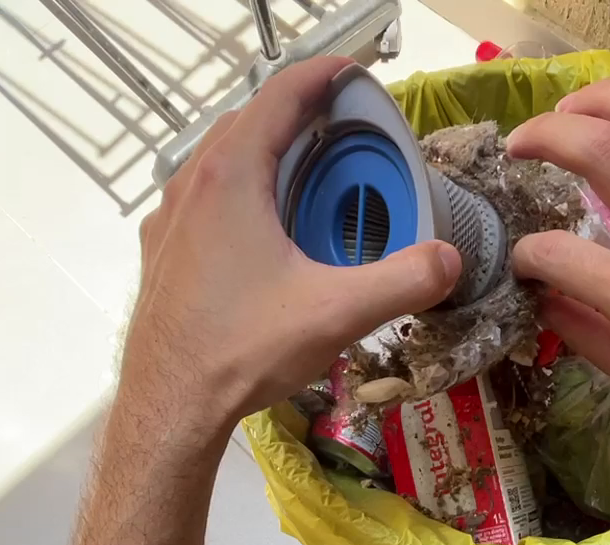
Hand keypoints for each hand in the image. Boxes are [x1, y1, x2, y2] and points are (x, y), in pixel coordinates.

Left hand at [124, 57, 461, 433]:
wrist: (170, 404)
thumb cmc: (244, 349)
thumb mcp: (335, 315)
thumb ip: (400, 282)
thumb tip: (448, 259)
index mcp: (231, 176)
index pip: (281, 95)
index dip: (323, 77)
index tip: (356, 76)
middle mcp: (191, 183)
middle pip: (249, 124)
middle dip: (299, 123)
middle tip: (343, 147)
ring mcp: (168, 220)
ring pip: (221, 164)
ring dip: (265, 163)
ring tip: (305, 192)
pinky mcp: (161, 254)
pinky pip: (203, 203)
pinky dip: (239, 200)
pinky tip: (261, 242)